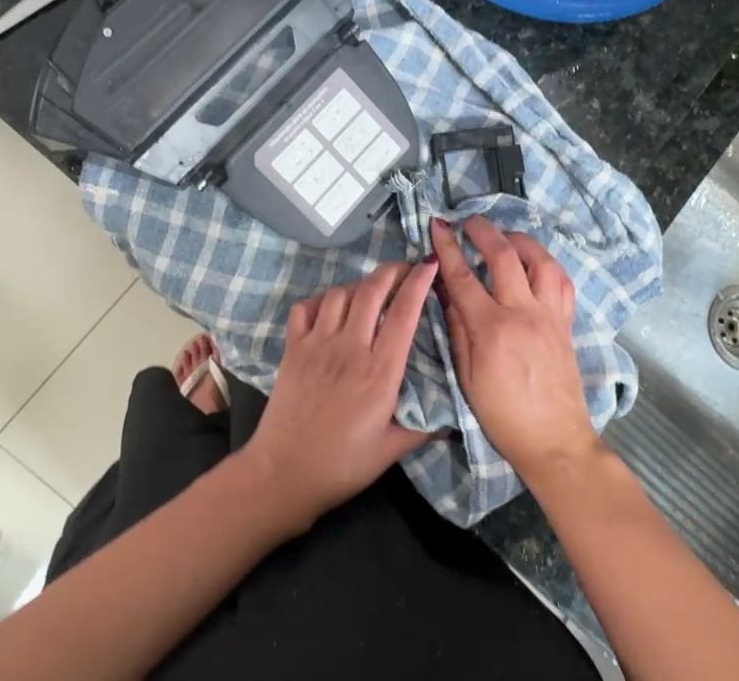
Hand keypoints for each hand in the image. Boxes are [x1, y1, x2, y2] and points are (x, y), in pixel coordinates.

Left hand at [241, 258, 437, 527]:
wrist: (284, 473)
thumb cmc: (343, 464)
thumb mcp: (392, 450)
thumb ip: (424, 428)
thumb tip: (454, 418)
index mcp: (380, 371)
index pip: (404, 312)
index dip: (419, 282)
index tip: (430, 265)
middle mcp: (350, 348)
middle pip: (372, 290)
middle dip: (392, 270)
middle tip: (406, 268)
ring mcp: (317, 345)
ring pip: (339, 294)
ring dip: (359, 285)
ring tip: (372, 291)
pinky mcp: (292, 349)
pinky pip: (306, 308)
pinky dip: (321, 301)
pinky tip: (331, 309)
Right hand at [434, 216, 601, 481]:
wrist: (553, 440)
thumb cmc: (502, 416)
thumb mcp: (466, 377)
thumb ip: (457, 329)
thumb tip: (446, 292)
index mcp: (491, 330)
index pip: (463, 276)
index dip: (448, 247)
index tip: (439, 225)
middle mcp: (523, 314)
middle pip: (504, 255)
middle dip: (484, 231)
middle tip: (469, 221)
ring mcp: (550, 316)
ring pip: (540, 261)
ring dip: (520, 240)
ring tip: (504, 237)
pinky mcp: (567, 324)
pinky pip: (562, 282)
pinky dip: (547, 264)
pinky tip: (535, 263)